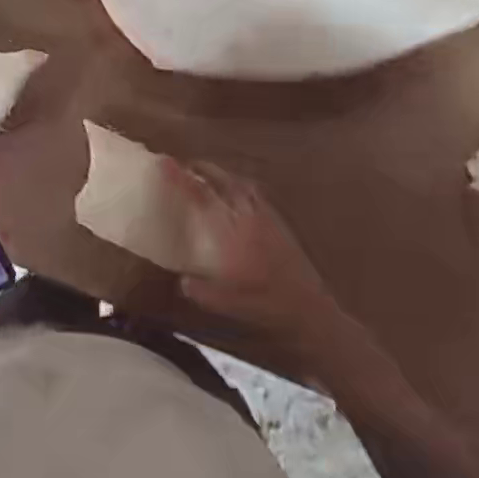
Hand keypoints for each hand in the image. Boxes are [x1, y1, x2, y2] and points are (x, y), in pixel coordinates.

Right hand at [169, 160, 345, 353]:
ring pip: (246, 186)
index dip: (181, 179)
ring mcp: (270, 221)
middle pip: (227, 182)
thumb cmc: (266, 305)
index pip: (202, 197)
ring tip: (210, 175)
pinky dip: (244, 189)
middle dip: (204, 169)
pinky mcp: (284, 228)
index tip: (164, 163)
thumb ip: (199, 289)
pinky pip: (259, 197)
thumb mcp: (225, 302)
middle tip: (185, 165)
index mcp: (232, 231)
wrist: (313, 314)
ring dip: (225, 176)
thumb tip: (180, 279)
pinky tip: (239, 197)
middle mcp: (251, 219)